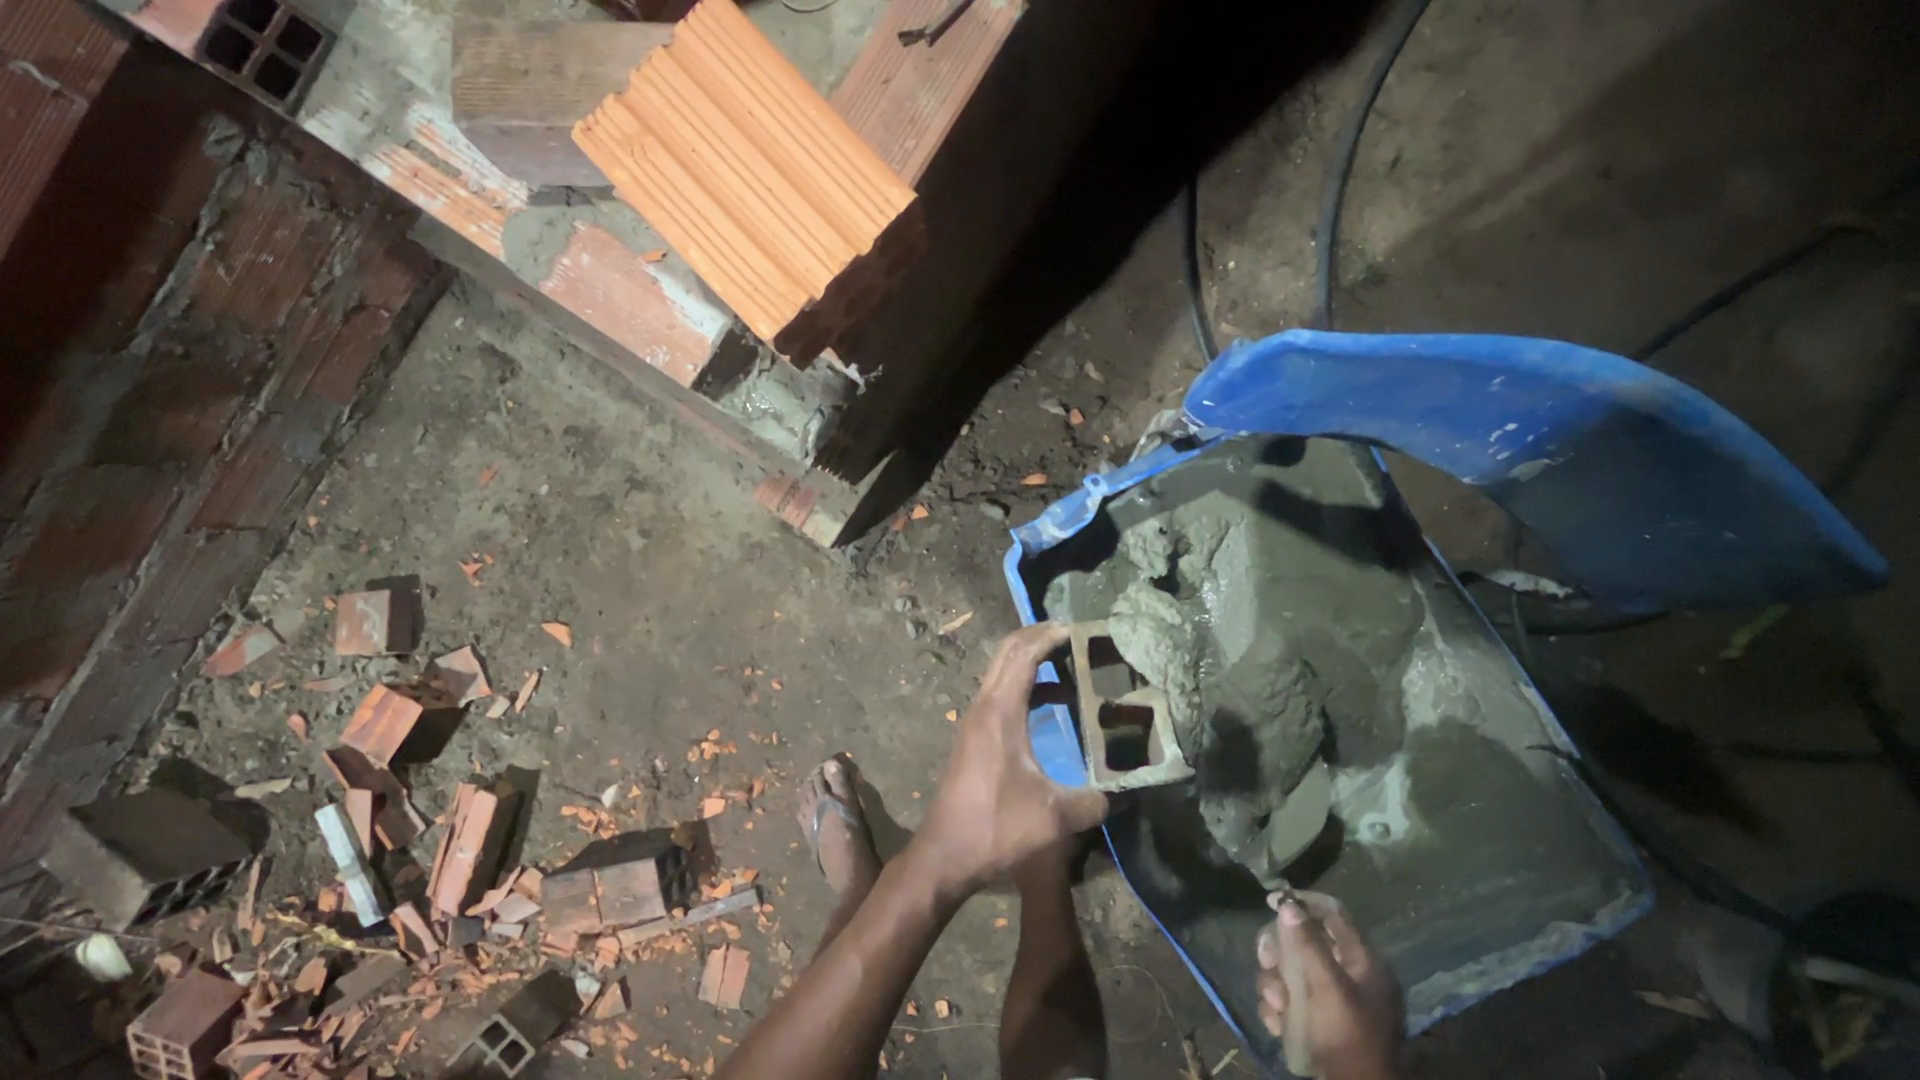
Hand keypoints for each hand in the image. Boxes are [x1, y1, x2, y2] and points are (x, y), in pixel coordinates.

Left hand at [914, 622, 1108, 892]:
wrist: (945, 855)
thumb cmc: (996, 828)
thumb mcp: (1055, 817)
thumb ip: (1094, 801)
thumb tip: (1121, 793)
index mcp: (1000, 713)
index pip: (1023, 654)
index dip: (1049, 635)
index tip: (1078, 627)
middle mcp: (983, 708)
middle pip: (1007, 653)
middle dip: (1039, 637)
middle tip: (1075, 635)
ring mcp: (975, 722)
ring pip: (1002, 673)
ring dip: (1032, 662)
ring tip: (1071, 664)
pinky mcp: (973, 739)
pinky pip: (1000, 695)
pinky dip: (1025, 687)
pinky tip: (1053, 704)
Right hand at [1257, 891, 1402, 1079]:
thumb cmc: (1348, 1036)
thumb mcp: (1328, 988)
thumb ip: (1309, 945)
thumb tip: (1288, 906)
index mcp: (1363, 961)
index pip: (1333, 914)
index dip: (1303, 902)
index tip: (1271, 900)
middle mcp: (1349, 974)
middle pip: (1305, 942)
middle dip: (1280, 950)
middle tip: (1266, 960)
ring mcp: (1332, 999)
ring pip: (1292, 971)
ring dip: (1276, 983)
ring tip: (1277, 1005)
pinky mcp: (1318, 1020)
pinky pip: (1290, 999)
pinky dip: (1279, 1007)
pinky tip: (1277, 1023)